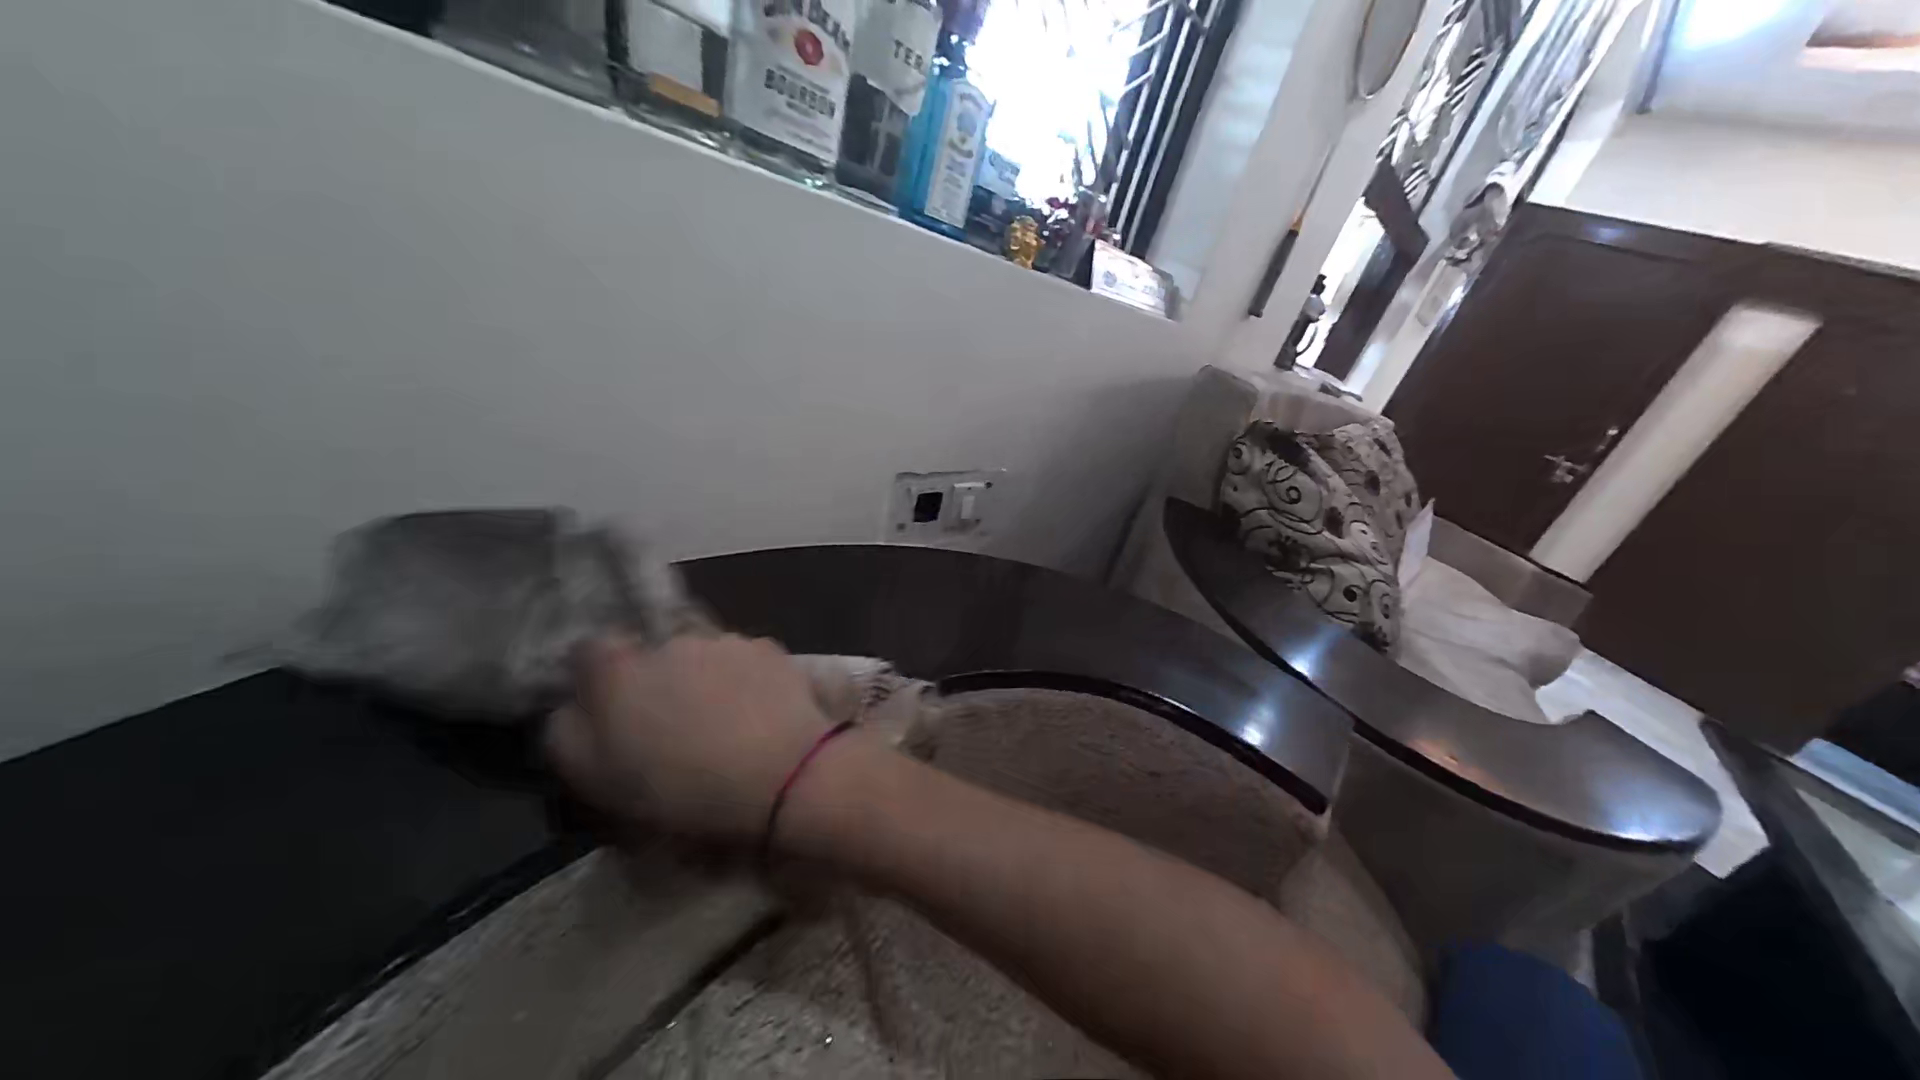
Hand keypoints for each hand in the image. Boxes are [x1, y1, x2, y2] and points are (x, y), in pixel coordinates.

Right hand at [545, 634, 834, 838]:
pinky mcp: (769, 649)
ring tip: (722, 720)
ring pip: (701, 653)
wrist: (782, 775)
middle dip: (655, 678)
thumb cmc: (679, 789)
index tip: (610, 709)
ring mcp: (724, 639)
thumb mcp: (594, 779)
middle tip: (671, 722)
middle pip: (651, 652)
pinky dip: (744, 679)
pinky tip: (758, 712)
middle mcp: (669, 640)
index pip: (588, 652)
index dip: (596, 679)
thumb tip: (571, 706)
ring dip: (702, 677)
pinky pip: (744, 659)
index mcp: (617, 669)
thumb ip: (567, 732)